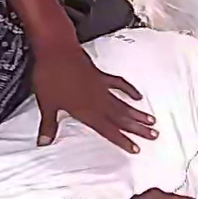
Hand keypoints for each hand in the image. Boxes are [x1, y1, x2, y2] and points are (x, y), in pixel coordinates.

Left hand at [33, 42, 157, 152]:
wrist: (56, 50)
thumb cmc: (51, 76)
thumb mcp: (47, 104)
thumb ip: (48, 125)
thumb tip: (43, 142)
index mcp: (87, 112)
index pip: (109, 130)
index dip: (122, 140)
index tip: (136, 148)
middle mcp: (98, 102)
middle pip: (122, 118)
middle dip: (138, 129)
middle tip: (154, 135)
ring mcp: (101, 88)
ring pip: (123, 104)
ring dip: (138, 114)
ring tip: (151, 120)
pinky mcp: (101, 76)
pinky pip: (119, 84)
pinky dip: (129, 90)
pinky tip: (137, 96)